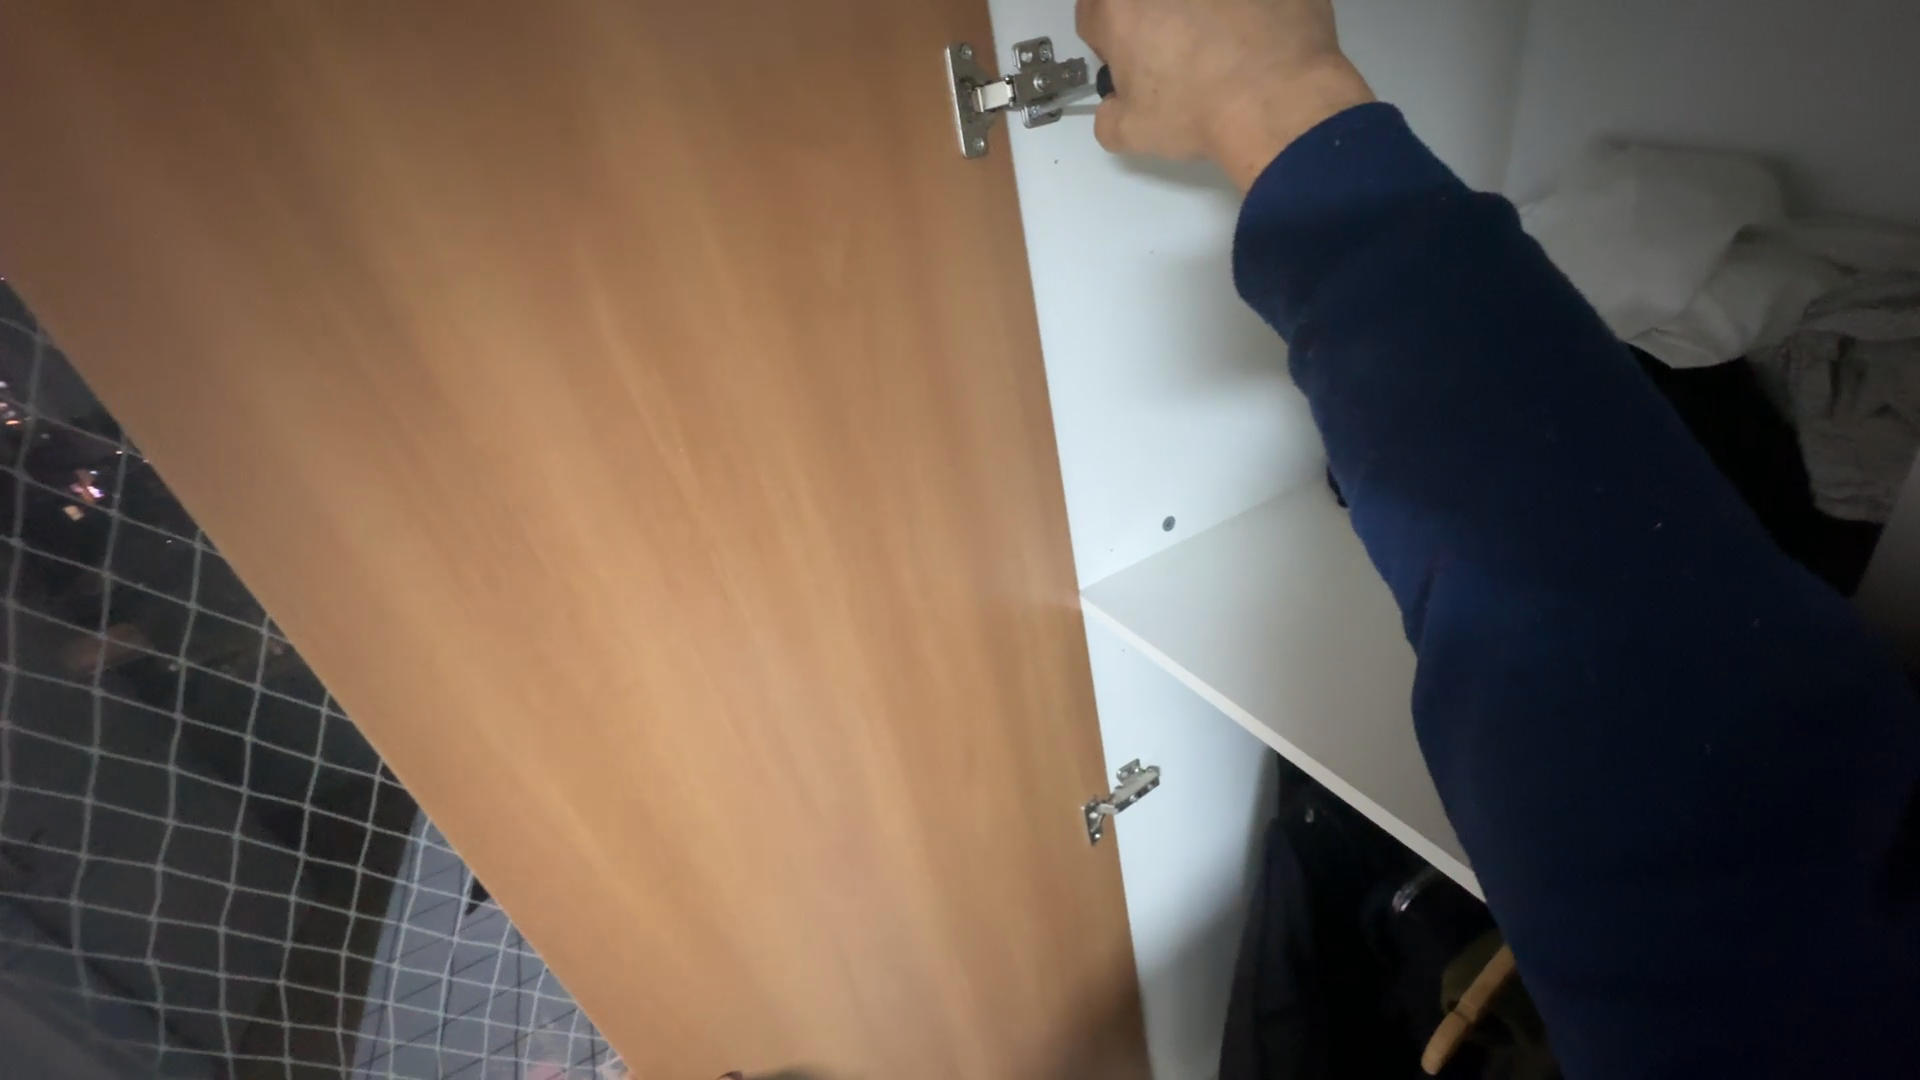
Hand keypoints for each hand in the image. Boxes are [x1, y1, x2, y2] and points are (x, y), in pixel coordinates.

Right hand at [1077, 0, 1374, 190]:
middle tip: (1171, 51)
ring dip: (1197, 12)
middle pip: (1144, 0)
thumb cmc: (1194, 111)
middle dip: (1151, 19)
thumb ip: (1108, 116)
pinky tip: (1253, 35)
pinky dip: (1242, 9)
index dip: (1105, 39)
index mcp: (1119, 5)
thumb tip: (1114, 107)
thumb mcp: (1131, 135)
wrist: (1277, 95)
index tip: (1125, 60)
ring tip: (1217, 43)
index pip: (1091, 12)